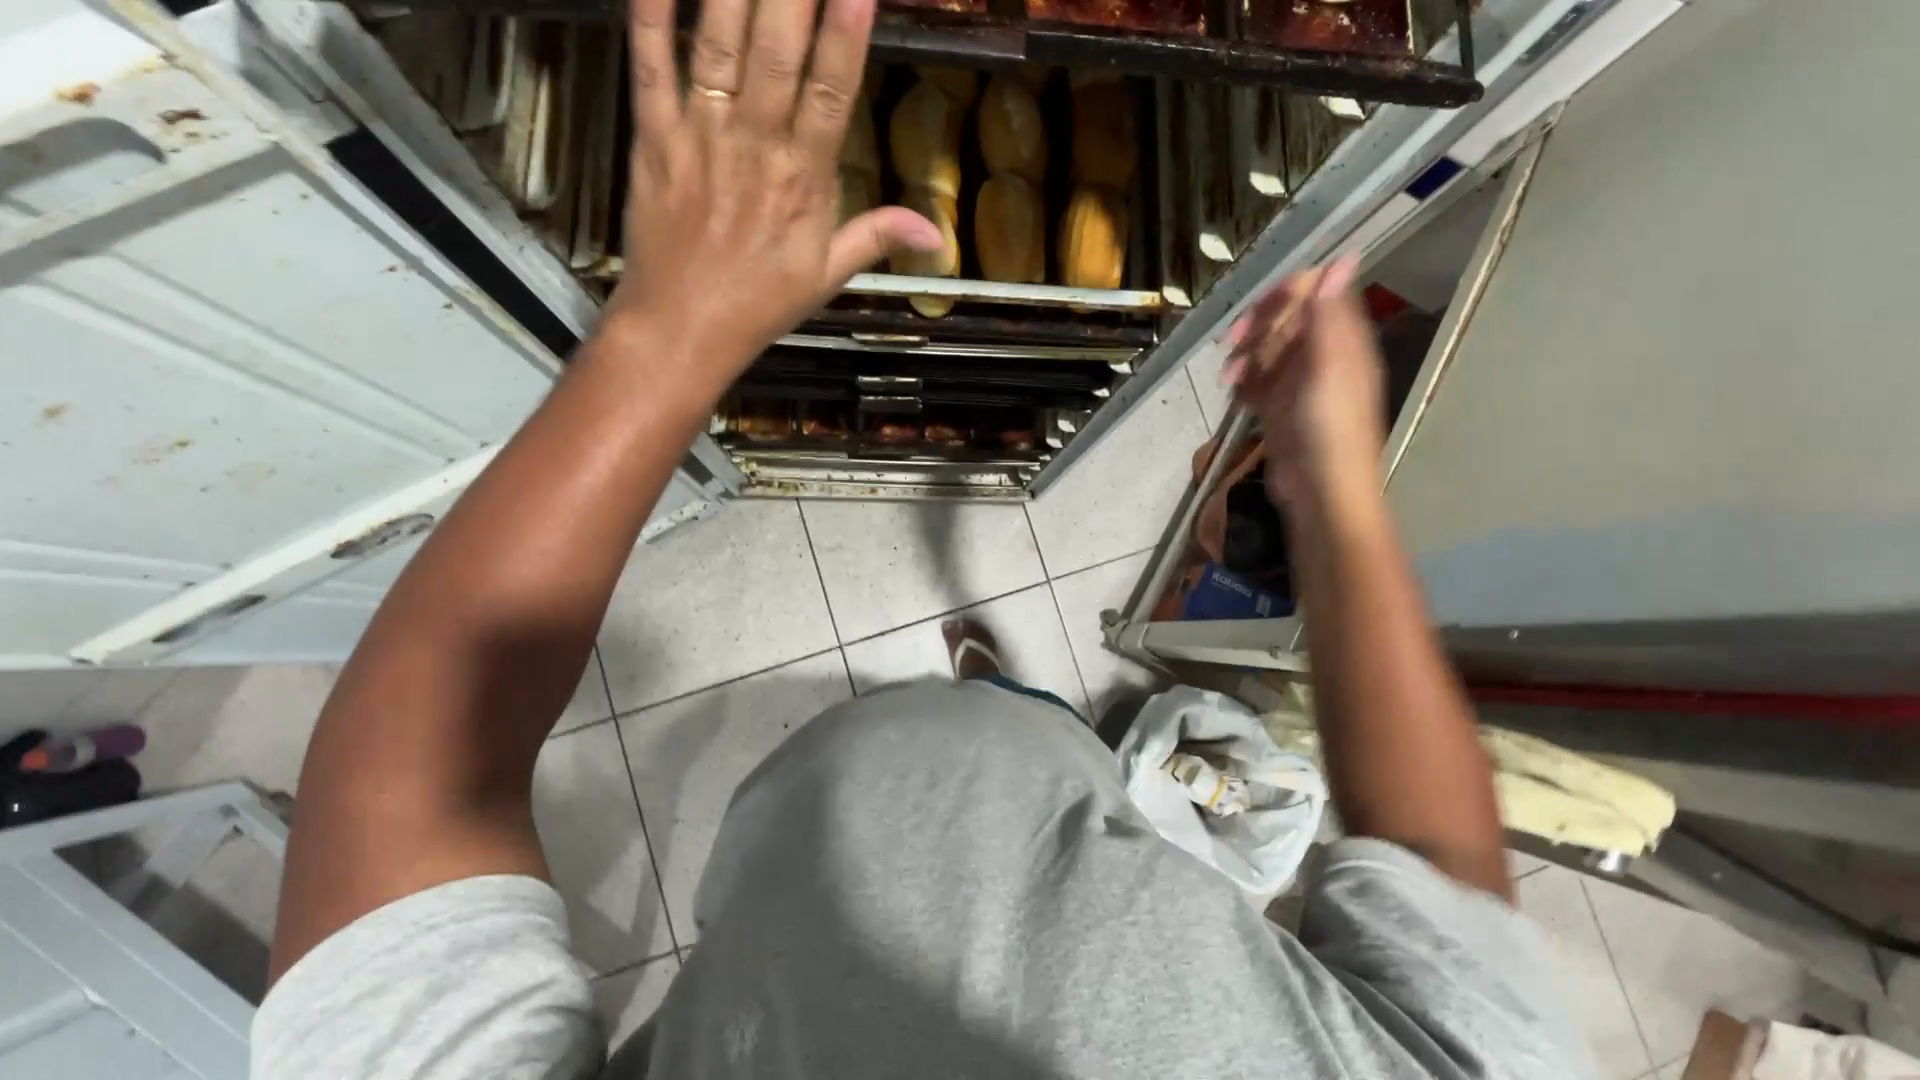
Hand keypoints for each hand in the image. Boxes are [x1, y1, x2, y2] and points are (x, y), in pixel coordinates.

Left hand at [602, 0, 943, 403]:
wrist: (681, 327)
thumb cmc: (758, 303)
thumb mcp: (827, 276)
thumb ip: (877, 238)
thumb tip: (937, 235)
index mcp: (802, 180)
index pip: (830, 95)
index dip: (845, 37)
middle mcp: (753, 148)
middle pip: (776, 54)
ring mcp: (699, 138)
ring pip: (717, 47)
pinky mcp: (652, 138)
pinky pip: (648, 66)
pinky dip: (649, 14)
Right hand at [1220, 256, 1385, 511]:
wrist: (1321, 492)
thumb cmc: (1330, 431)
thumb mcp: (1329, 368)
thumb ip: (1329, 316)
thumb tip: (1343, 259)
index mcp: (1343, 342)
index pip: (1316, 294)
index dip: (1286, 294)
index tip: (1255, 311)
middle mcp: (1322, 356)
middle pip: (1286, 321)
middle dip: (1256, 327)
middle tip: (1230, 344)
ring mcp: (1299, 384)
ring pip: (1267, 351)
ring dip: (1244, 357)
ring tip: (1227, 378)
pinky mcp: (1279, 409)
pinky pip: (1257, 384)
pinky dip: (1243, 384)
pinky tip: (1234, 396)